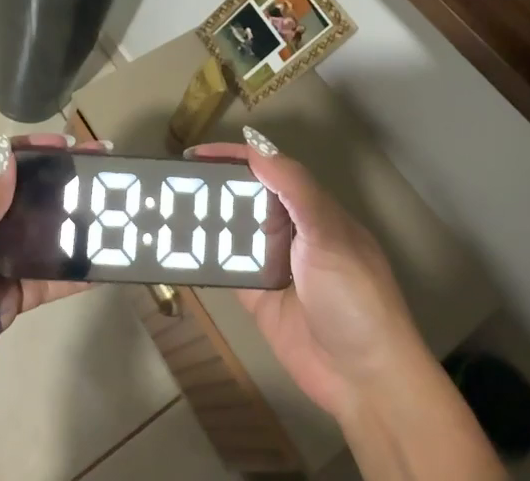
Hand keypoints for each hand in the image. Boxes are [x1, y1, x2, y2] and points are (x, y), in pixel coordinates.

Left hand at [0, 133, 100, 479]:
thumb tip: (7, 155)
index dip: (25, 151)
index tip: (66, 145)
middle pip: (17, 197)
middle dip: (54, 183)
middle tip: (99, 173)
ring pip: (34, 236)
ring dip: (67, 224)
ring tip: (106, 213)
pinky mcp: (3, 303)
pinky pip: (42, 280)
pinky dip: (69, 272)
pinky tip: (100, 266)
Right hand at [186, 130, 424, 419]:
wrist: (364, 380)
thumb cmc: (355, 299)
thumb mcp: (330, 236)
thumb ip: (295, 190)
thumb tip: (257, 148)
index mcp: (315, 211)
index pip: (271, 171)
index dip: (236, 157)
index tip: (198, 154)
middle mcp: (293, 232)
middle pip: (247, 199)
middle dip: (214, 186)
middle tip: (171, 179)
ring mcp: (273, 265)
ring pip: (233, 232)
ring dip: (205, 220)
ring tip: (165, 207)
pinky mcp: (257, 296)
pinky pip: (225, 269)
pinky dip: (203, 257)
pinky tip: (176, 248)